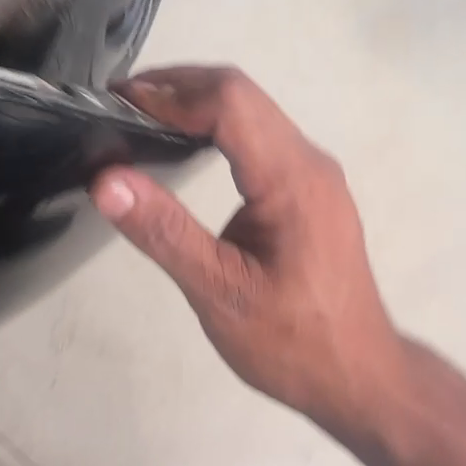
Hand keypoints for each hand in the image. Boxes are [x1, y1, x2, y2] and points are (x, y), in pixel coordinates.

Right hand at [92, 67, 407, 440]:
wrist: (360, 380)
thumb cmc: (292, 343)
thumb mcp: (219, 293)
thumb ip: (163, 232)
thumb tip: (105, 179)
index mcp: (292, 178)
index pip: (229, 103)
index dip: (170, 94)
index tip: (118, 104)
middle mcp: (308, 160)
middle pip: (240, 92)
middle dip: (176, 85)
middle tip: (117, 102)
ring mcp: (312, 170)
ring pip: (249, 106)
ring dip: (193, 98)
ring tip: (138, 112)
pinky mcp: (306, 185)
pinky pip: (256, 130)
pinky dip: (211, 120)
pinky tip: (179, 138)